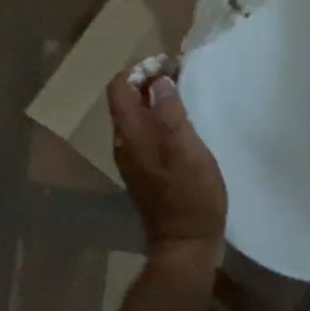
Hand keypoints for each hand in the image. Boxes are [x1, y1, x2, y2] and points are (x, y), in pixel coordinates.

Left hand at [107, 67, 226, 268]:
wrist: (186, 245)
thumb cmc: (190, 193)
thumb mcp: (186, 148)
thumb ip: (170, 112)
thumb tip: (159, 80)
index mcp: (131, 134)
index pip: (119, 87)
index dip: (140, 69)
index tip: (169, 65)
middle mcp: (125, 143)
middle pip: (126, 98)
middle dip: (149, 79)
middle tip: (180, 72)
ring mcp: (133, 158)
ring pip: (137, 114)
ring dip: (155, 97)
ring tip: (184, 91)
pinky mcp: (145, 169)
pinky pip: (146, 131)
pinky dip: (159, 116)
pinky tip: (183, 121)